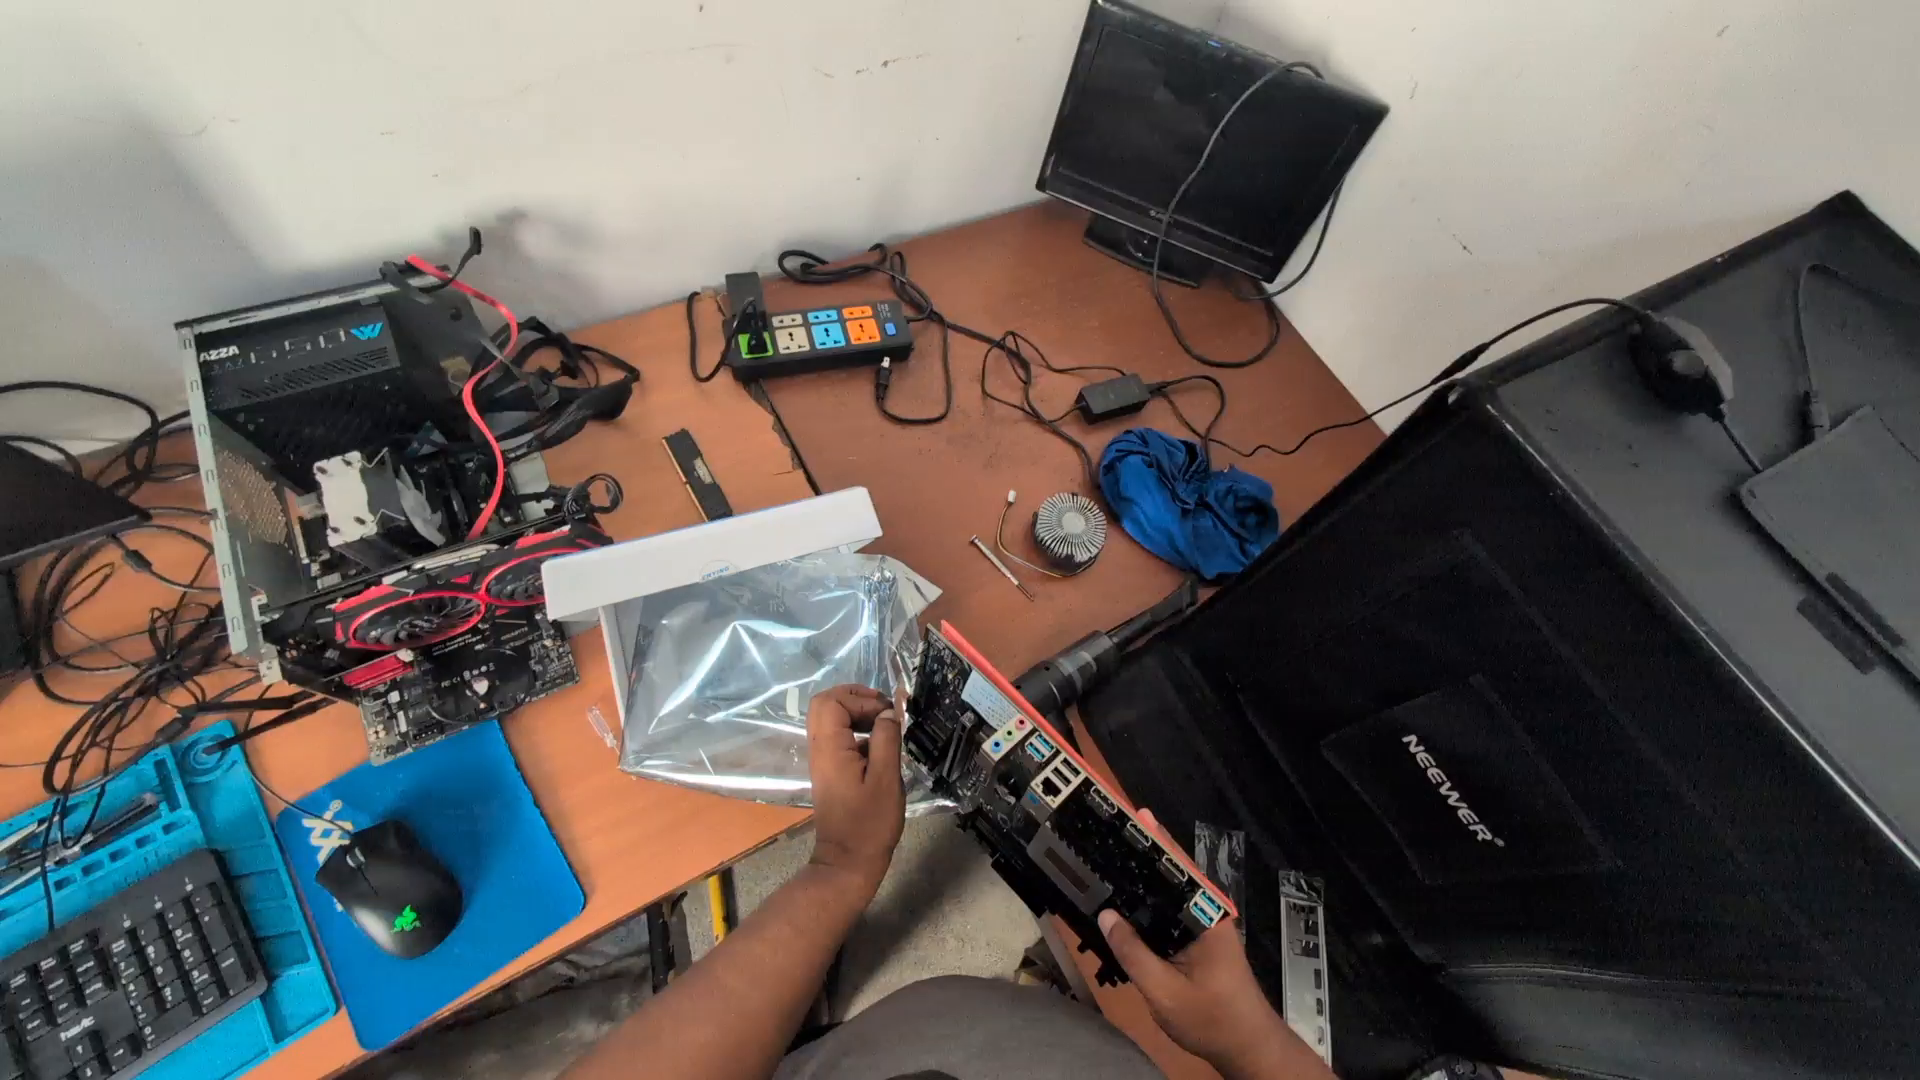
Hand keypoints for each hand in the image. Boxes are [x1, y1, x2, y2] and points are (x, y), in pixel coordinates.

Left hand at [804, 685, 905, 898]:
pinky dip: (856, 730)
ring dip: (856, 712)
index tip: (887, 713)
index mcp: (830, 749)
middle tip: (882, 707)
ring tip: (884, 723)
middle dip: (855, 698)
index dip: (861, 699)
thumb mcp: (886, 779)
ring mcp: (823, 760)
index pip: (833, 702)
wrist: (847, 862)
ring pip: (829, 719)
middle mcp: (820, 749)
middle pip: (825, 704)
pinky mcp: (830, 770)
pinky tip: (880, 745)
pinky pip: (837, 736)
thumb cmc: (869, 823)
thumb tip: (889, 712)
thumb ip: (886, 739)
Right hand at [1097, 812, 1321, 1079]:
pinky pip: (1165, 911)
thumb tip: (1106, 915)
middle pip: (1170, 873)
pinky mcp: (1194, 940)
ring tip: (1106, 855)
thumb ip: (1134, 953)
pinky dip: (1144, 901)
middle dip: (1141, 850)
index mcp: (1206, 916)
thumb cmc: (1213, 1020)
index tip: (1134, 813)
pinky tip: (1120, 900)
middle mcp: (1206, 912)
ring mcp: (1201, 925)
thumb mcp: (1166, 992)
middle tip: (1106, 829)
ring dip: (1140, 876)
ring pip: (1166, 892)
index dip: (1156, 840)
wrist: (1248, 1052)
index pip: (1178, 867)